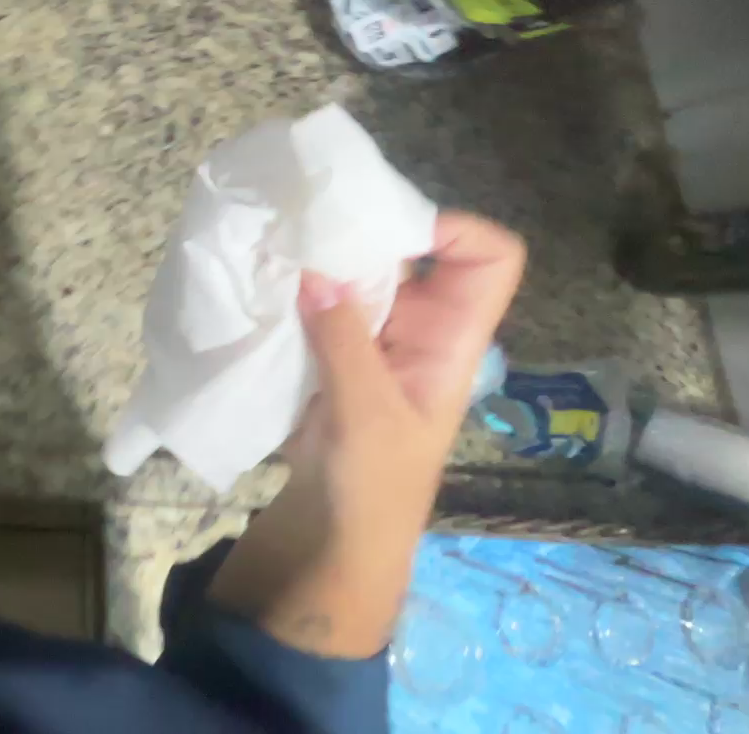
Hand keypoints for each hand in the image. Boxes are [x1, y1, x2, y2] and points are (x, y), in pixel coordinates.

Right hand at [208, 211, 523, 656]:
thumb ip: (344, 342)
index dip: (452, 230)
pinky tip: (261, 277)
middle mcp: (415, 324)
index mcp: (451, 338)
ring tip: (273, 242)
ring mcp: (367, 333)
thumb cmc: (374, 482)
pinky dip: (292, 281)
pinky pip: (316, 297)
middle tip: (304, 221)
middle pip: (411, 251)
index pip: (487, 259)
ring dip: (320, 255)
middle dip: (364, 229)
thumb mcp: (368, 414)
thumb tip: (315, 272)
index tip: (381, 225)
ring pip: (357, 271)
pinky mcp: (325, 345)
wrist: (335, 526)